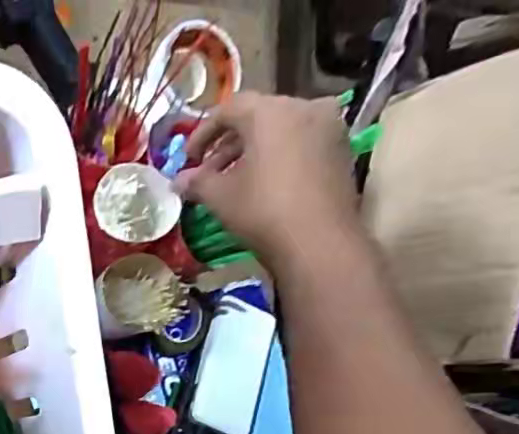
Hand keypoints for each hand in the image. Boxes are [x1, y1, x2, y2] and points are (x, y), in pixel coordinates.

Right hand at [175, 93, 360, 263]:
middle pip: (258, 117)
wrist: (317, 241)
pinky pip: (301, 143)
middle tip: (209, 172)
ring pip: (281, 130)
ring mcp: (327, 126)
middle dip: (228, 143)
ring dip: (253, 151)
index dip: (203, 132)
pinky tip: (264, 184)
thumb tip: (177, 181)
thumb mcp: (220, 197)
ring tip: (234, 180)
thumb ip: (197, 182)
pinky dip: (278, 157)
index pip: (229, 108)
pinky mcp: (340, 149)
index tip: (187, 158)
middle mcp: (304, 107)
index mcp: (271, 111)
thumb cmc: (262, 210)